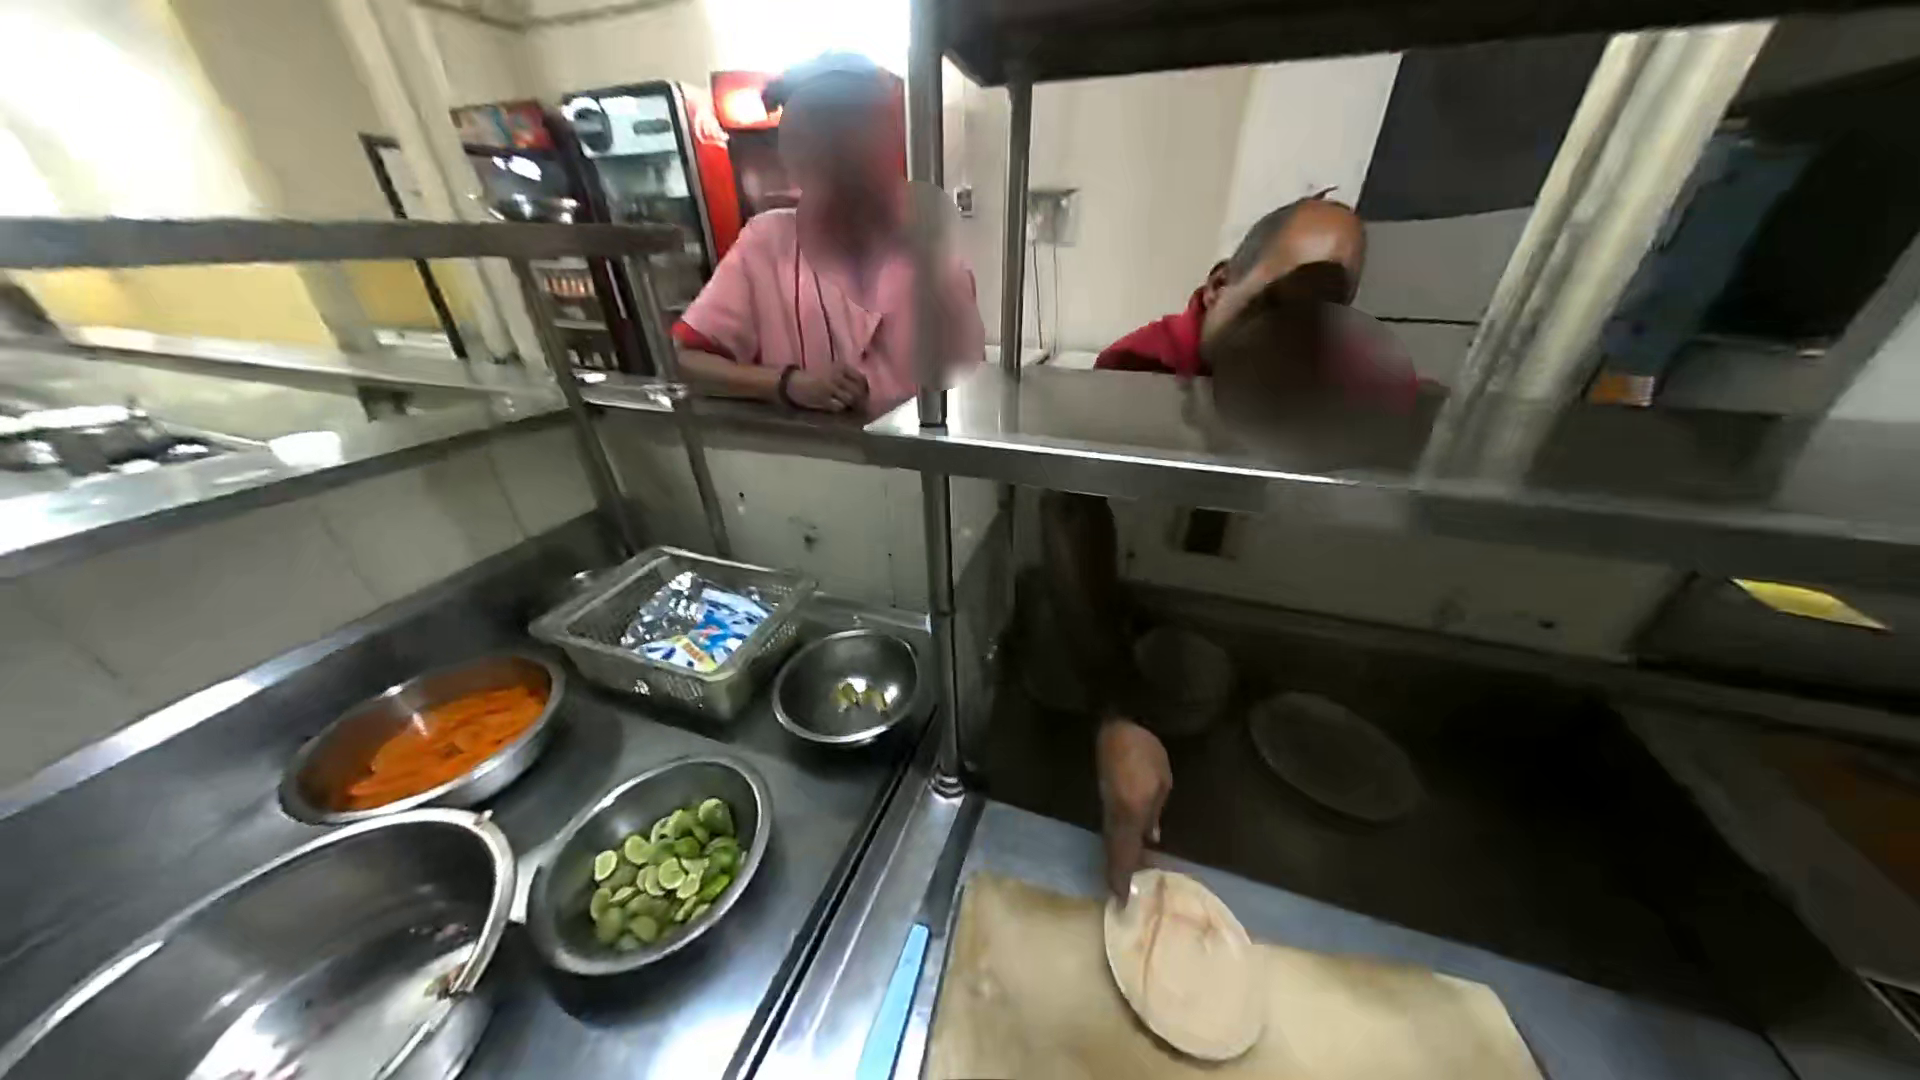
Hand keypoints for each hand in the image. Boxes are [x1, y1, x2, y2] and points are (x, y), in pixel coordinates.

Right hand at [784, 365, 866, 410]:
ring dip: (851, 405)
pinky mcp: (823, 398)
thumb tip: (865, 390)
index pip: (862, 379)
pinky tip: (834, 406)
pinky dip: (839, 408)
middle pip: (858, 391)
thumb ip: (848, 378)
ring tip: (847, 406)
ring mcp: (830, 386)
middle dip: (860, 400)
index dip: (865, 390)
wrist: (795, 383)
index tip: (864, 395)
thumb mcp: (834, 371)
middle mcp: (837, 375)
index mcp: (841, 366)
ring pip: (850, 399)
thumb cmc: (817, 378)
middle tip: (859, 406)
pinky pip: (839, 406)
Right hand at [1097, 716, 1170, 901]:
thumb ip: (1155, 812)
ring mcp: (1106, 803)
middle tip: (1119, 894)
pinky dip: (1114, 840)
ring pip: (1109, 838)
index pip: (1124, 852)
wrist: (1118, 723)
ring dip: (1115, 858)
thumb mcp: (1161, 782)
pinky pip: (1110, 824)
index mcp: (1130, 813)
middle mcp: (1114, 813)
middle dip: (1116, 872)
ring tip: (1120, 877)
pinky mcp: (1105, 794)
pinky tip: (1122, 846)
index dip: (1123, 876)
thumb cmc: (1145, 751)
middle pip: (1113, 849)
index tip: (1122, 899)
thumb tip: (1150, 837)